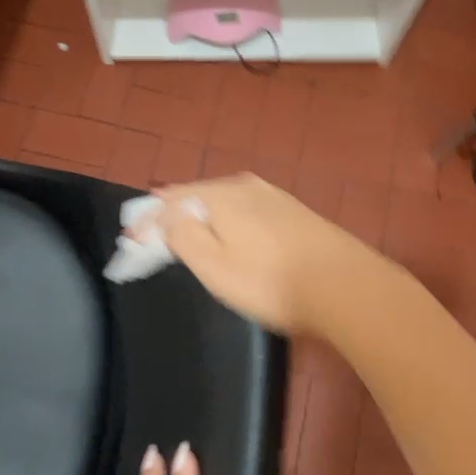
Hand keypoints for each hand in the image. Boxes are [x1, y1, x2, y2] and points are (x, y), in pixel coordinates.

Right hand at [152, 173, 380, 335]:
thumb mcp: (214, 264)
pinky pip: (247, 214)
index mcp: (222, 195)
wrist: (346, 288)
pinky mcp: (295, 216)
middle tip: (152, 238)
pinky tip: (232, 239)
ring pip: (224, 204)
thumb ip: (182, 235)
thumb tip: (164, 216)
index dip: (147, 220)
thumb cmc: (271, 281)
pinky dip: (227, 224)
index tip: (129, 239)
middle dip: (173, 216)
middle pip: (198, 197)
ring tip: (186, 237)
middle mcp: (247, 187)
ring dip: (201, 219)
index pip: (172, 200)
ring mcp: (275, 199)